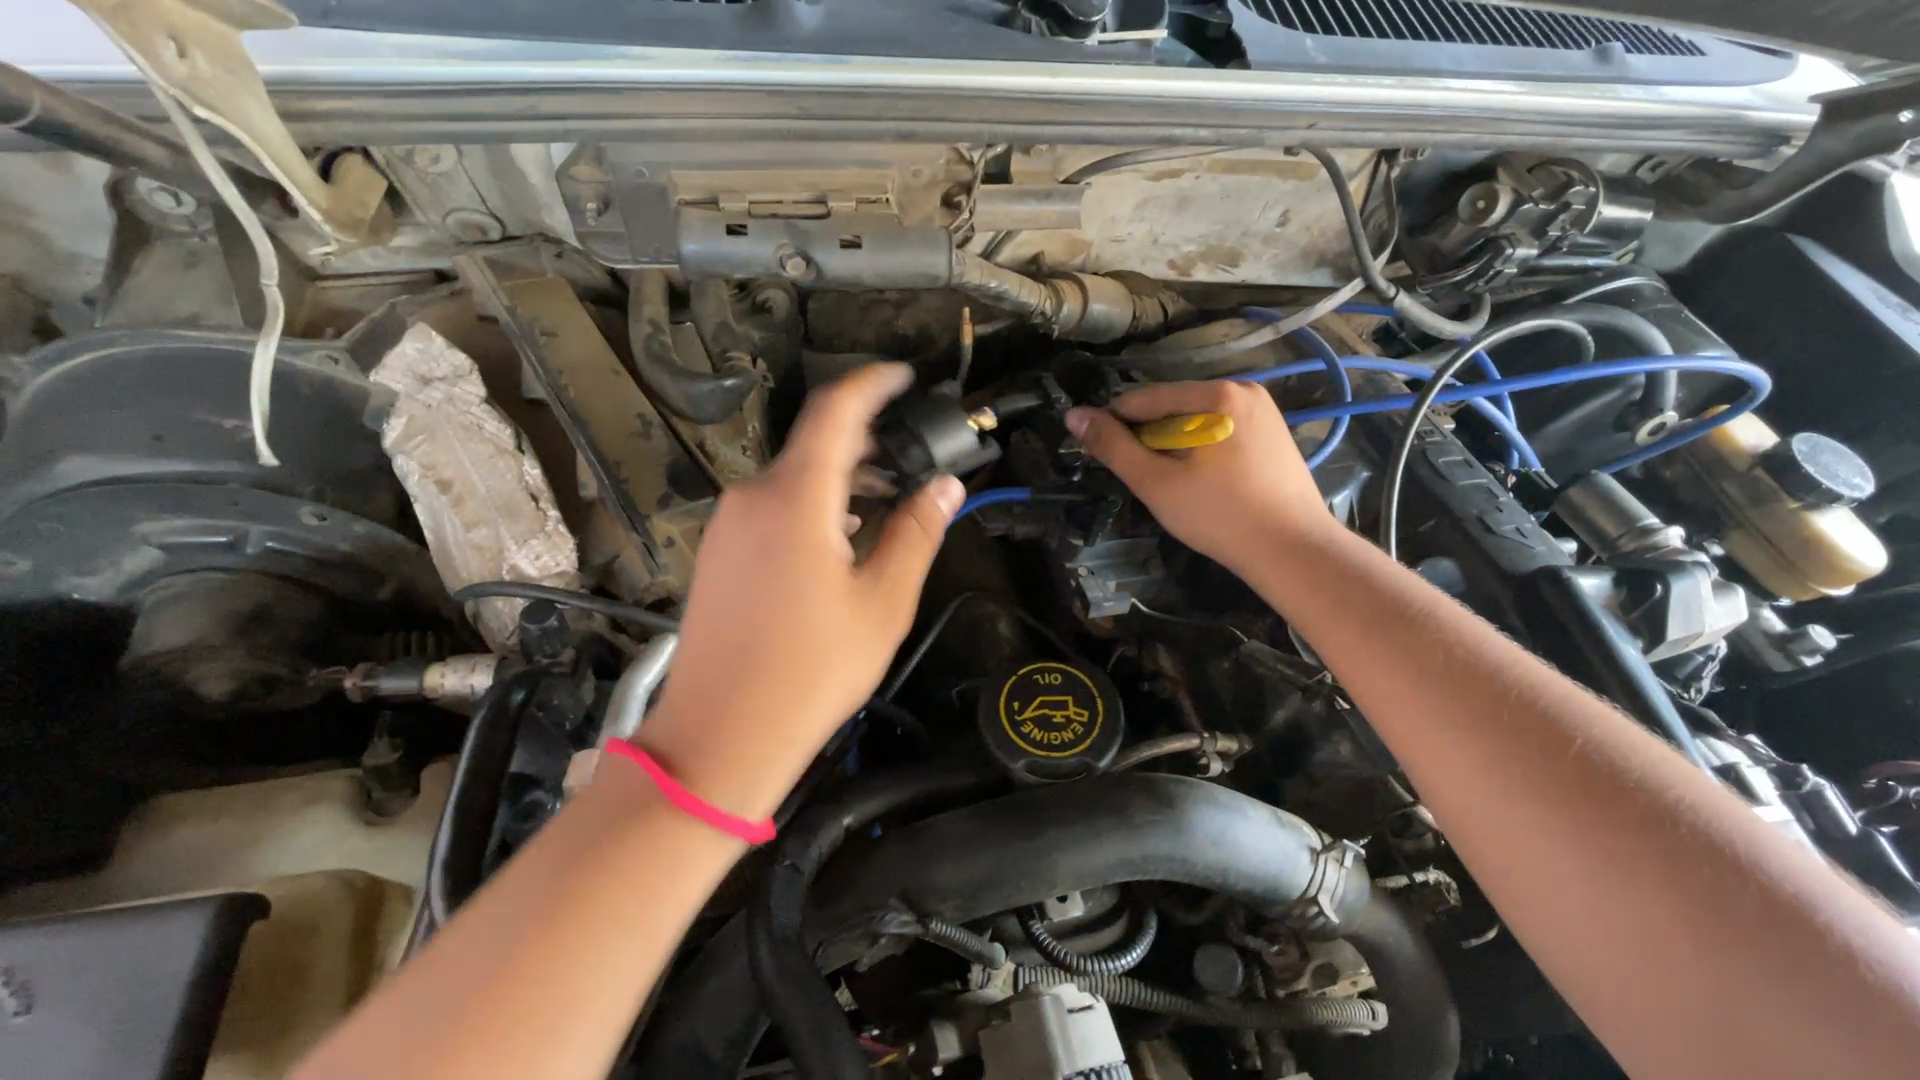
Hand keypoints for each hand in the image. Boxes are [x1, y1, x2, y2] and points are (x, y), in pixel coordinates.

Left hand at [636, 364, 963, 819]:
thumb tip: (945, 487)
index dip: (874, 382)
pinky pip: (769, 508)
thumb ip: (915, 534)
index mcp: (796, 497)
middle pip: (814, 446)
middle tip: (911, 458)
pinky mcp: (715, 553)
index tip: (906, 376)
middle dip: (866, 442)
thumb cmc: (811, 672)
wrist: (718, 736)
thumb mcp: (882, 604)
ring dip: (839, 480)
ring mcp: (726, 526)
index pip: (836, 410)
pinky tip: (836, 541)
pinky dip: (810, 506)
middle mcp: (752, 497)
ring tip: (883, 503)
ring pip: (791, 479)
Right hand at [1066, 381, 1335, 572]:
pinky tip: (1203, 482)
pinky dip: (1201, 449)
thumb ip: (1113, 447)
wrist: (1293, 550)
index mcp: (1215, 393)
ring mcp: (1263, 409)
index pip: (1142, 398)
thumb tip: (1073, 416)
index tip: (1103, 459)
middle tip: (1145, 480)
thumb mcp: (1156, 483)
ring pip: (1194, 418)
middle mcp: (1242, 388)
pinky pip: (1220, 429)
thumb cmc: (1220, 517)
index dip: (1114, 427)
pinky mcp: (1273, 432)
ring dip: (1173, 445)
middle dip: (1149, 437)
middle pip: (1170, 406)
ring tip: (1173, 484)